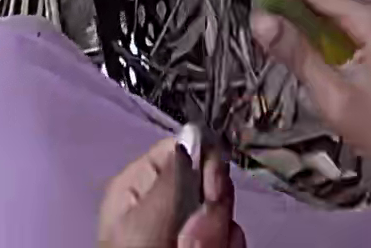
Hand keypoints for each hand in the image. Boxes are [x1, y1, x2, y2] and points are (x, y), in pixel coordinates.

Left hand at [97, 136, 245, 247]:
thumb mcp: (140, 228)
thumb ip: (171, 181)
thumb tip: (194, 135)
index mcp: (140, 186)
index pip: (185, 148)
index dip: (207, 161)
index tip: (213, 189)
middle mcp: (166, 205)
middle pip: (212, 184)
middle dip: (211, 216)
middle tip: (190, 243)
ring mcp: (186, 235)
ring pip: (226, 221)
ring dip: (217, 243)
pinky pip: (231, 246)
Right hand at [250, 0, 370, 247]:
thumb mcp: (334, 96)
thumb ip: (296, 54)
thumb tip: (258, 19)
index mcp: (370, 16)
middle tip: (253, 4)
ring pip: (327, 4)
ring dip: (298, 10)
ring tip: (266, 18)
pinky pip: (337, 19)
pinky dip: (313, 24)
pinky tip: (294, 36)